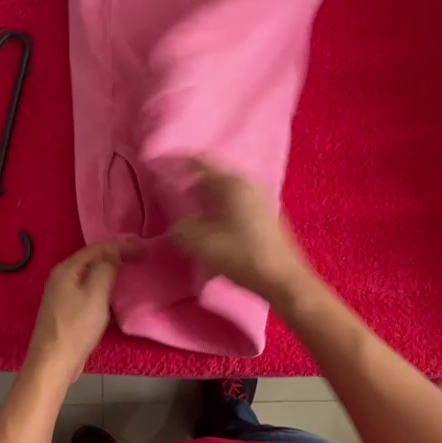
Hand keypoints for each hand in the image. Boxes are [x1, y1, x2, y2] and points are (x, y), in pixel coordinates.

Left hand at [25, 240, 138, 384]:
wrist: (54, 362)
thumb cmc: (76, 327)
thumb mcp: (95, 294)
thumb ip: (106, 269)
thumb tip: (113, 258)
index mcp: (66, 270)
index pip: (96, 249)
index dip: (121, 246)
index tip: (143, 248)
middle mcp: (61, 279)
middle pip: (92, 261)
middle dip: (115, 257)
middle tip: (139, 258)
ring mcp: (62, 297)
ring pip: (90, 278)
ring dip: (110, 274)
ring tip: (131, 274)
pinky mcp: (67, 313)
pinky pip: (89, 294)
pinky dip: (104, 291)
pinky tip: (115, 298)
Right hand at [171, 159, 317, 306]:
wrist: (284, 281)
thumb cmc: (243, 257)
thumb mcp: (202, 245)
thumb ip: (182, 229)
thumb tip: (177, 225)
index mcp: (233, 183)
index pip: (199, 161)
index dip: (176, 162)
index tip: (157, 166)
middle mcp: (249, 184)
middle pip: (213, 174)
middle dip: (189, 181)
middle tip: (169, 191)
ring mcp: (261, 198)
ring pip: (225, 190)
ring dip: (204, 196)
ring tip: (186, 209)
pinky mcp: (266, 215)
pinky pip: (235, 202)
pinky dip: (218, 207)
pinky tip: (210, 223)